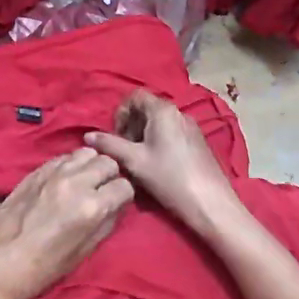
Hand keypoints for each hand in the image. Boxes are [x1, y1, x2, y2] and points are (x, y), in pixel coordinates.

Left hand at [0, 148, 134, 298]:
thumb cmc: (42, 269)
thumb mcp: (84, 253)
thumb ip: (106, 224)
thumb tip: (117, 205)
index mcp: (92, 207)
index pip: (125, 186)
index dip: (122, 197)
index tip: (115, 205)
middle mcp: (76, 183)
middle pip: (108, 163)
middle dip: (109, 177)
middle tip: (101, 192)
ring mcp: (54, 173)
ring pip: (87, 153)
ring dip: (91, 166)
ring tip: (84, 182)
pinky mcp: (36, 170)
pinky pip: (64, 157)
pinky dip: (70, 165)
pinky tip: (64, 181)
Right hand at [87, 90, 246, 238]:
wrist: (210, 202)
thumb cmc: (169, 178)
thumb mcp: (135, 161)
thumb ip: (110, 145)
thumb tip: (88, 135)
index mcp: (163, 110)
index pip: (135, 96)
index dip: (121, 113)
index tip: (115, 136)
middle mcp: (179, 112)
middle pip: (147, 108)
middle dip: (131, 125)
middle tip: (124, 150)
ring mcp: (191, 126)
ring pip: (159, 122)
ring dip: (143, 136)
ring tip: (138, 160)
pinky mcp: (197, 141)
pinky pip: (172, 132)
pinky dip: (158, 142)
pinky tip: (156, 165)